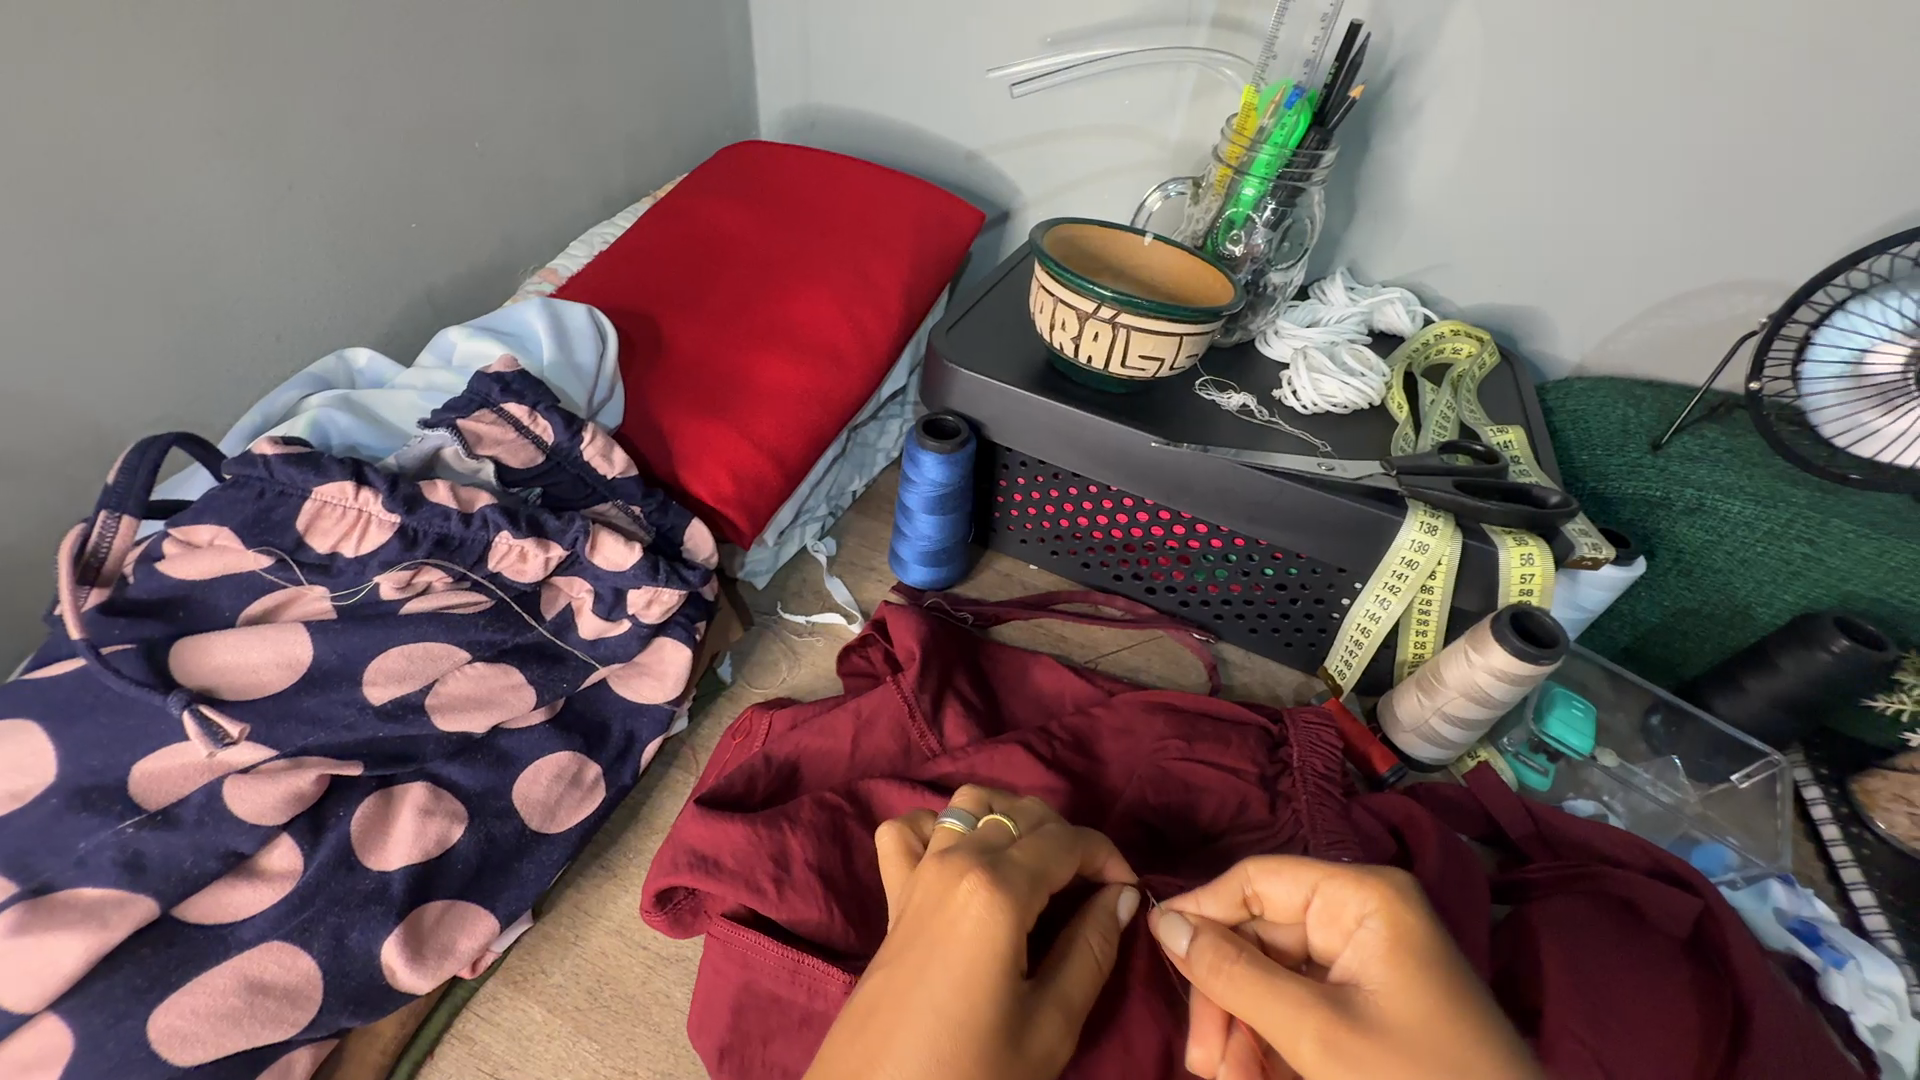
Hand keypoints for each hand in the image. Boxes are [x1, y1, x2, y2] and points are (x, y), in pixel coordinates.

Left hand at [803, 786, 1140, 1079]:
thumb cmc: (971, 1070)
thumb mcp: (1049, 1024)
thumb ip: (1090, 949)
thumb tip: (1122, 896)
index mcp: (997, 888)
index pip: (1067, 840)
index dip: (1108, 856)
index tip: (1129, 890)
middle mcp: (956, 860)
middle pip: (1024, 814)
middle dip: (1068, 839)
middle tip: (1093, 889)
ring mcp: (919, 869)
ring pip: (970, 804)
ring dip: (1010, 818)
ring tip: (1037, 864)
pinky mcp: (893, 890)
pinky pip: (908, 829)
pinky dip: (937, 827)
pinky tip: (961, 858)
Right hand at [1148, 856, 1540, 1079]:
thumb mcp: (1316, 1036)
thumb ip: (1232, 974)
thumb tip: (1163, 922)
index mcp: (1361, 898)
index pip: (1256, 880)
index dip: (1203, 913)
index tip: (1160, 956)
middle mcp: (1362, 917)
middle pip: (1260, 933)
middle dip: (1225, 996)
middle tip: (1204, 1064)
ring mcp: (1367, 963)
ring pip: (1272, 976)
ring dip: (1242, 1028)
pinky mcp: (1370, 1008)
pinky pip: (1298, 1007)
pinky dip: (1271, 1043)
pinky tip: (1255, 1079)